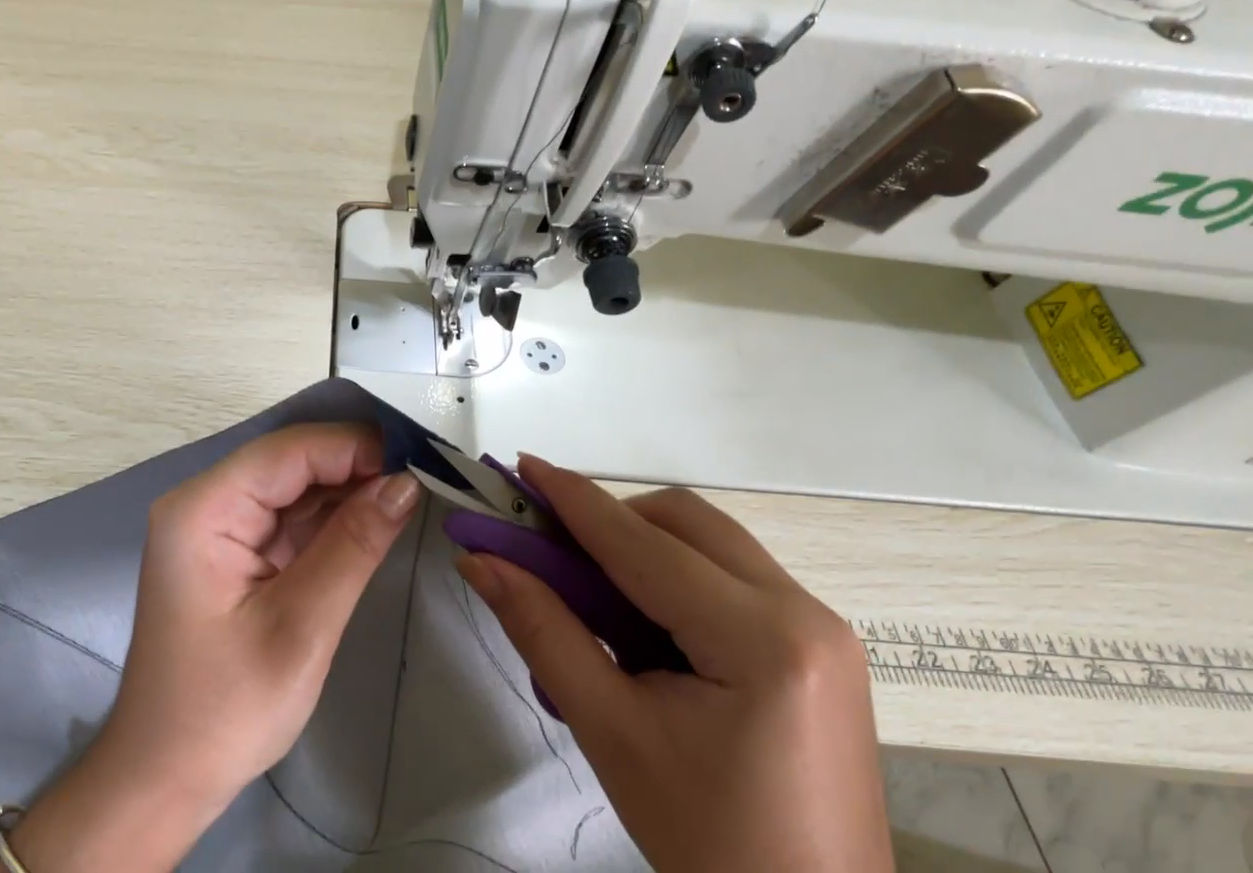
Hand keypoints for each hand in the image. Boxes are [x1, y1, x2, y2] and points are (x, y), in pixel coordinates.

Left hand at [1, 424, 420, 871]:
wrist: (165, 776)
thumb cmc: (226, 709)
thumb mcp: (300, 627)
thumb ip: (353, 546)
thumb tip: (406, 482)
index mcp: (202, 510)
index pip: (288, 452)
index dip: (354, 447)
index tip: (421, 460)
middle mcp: (205, 506)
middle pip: (290, 464)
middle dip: (357, 467)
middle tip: (427, 481)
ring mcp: (217, 530)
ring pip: (294, 489)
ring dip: (349, 493)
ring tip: (412, 498)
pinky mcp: (234, 556)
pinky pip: (289, 521)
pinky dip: (332, 522)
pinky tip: (375, 523)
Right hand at [458, 456, 892, 872]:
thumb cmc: (708, 838)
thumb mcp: (611, 733)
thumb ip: (544, 633)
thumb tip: (483, 562)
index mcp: (762, 639)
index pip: (643, 544)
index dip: (574, 500)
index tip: (520, 467)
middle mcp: (805, 613)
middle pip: (687, 522)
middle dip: (611, 519)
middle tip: (546, 544)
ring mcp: (822, 627)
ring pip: (712, 543)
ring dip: (642, 546)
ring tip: (585, 589)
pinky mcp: (819, 646)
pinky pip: (734, 577)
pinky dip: (675, 577)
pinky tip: (639, 621)